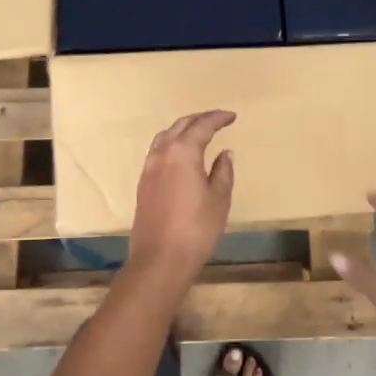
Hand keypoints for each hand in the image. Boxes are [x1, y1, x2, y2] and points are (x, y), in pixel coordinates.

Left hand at [126, 110, 236, 294]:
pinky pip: (158, 151)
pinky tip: (181, 154)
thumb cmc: (196, 228)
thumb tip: (225, 153)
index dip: (218, 118)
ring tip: (199, 132)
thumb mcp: (219, 199)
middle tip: (217, 119)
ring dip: (183, 129)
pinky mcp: (143, 183)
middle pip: (181, 125)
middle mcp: (162, 153)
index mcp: (183, 152)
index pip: (202, 126)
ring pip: (165, 136)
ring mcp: (149, 168)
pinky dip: (172, 143)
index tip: (232, 117)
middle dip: (200, 119)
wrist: (160, 259)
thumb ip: (223, 171)